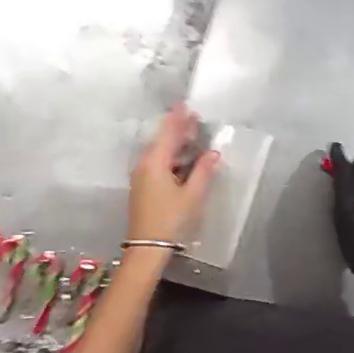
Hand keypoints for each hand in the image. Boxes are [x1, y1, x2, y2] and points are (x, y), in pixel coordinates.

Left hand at [128, 104, 218, 242]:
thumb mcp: (192, 196)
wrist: (147, 247)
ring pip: (159, 153)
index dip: (178, 118)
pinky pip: (156, 164)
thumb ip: (203, 172)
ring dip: (174, 145)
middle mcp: (144, 165)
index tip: (185, 104)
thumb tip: (213, 153)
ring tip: (191, 138)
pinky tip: (181, 161)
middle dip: (177, 130)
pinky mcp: (142, 187)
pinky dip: (170, 158)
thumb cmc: (171, 220)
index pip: (168, 133)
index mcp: (155, 162)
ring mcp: (141, 177)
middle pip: (162, 141)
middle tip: (194, 120)